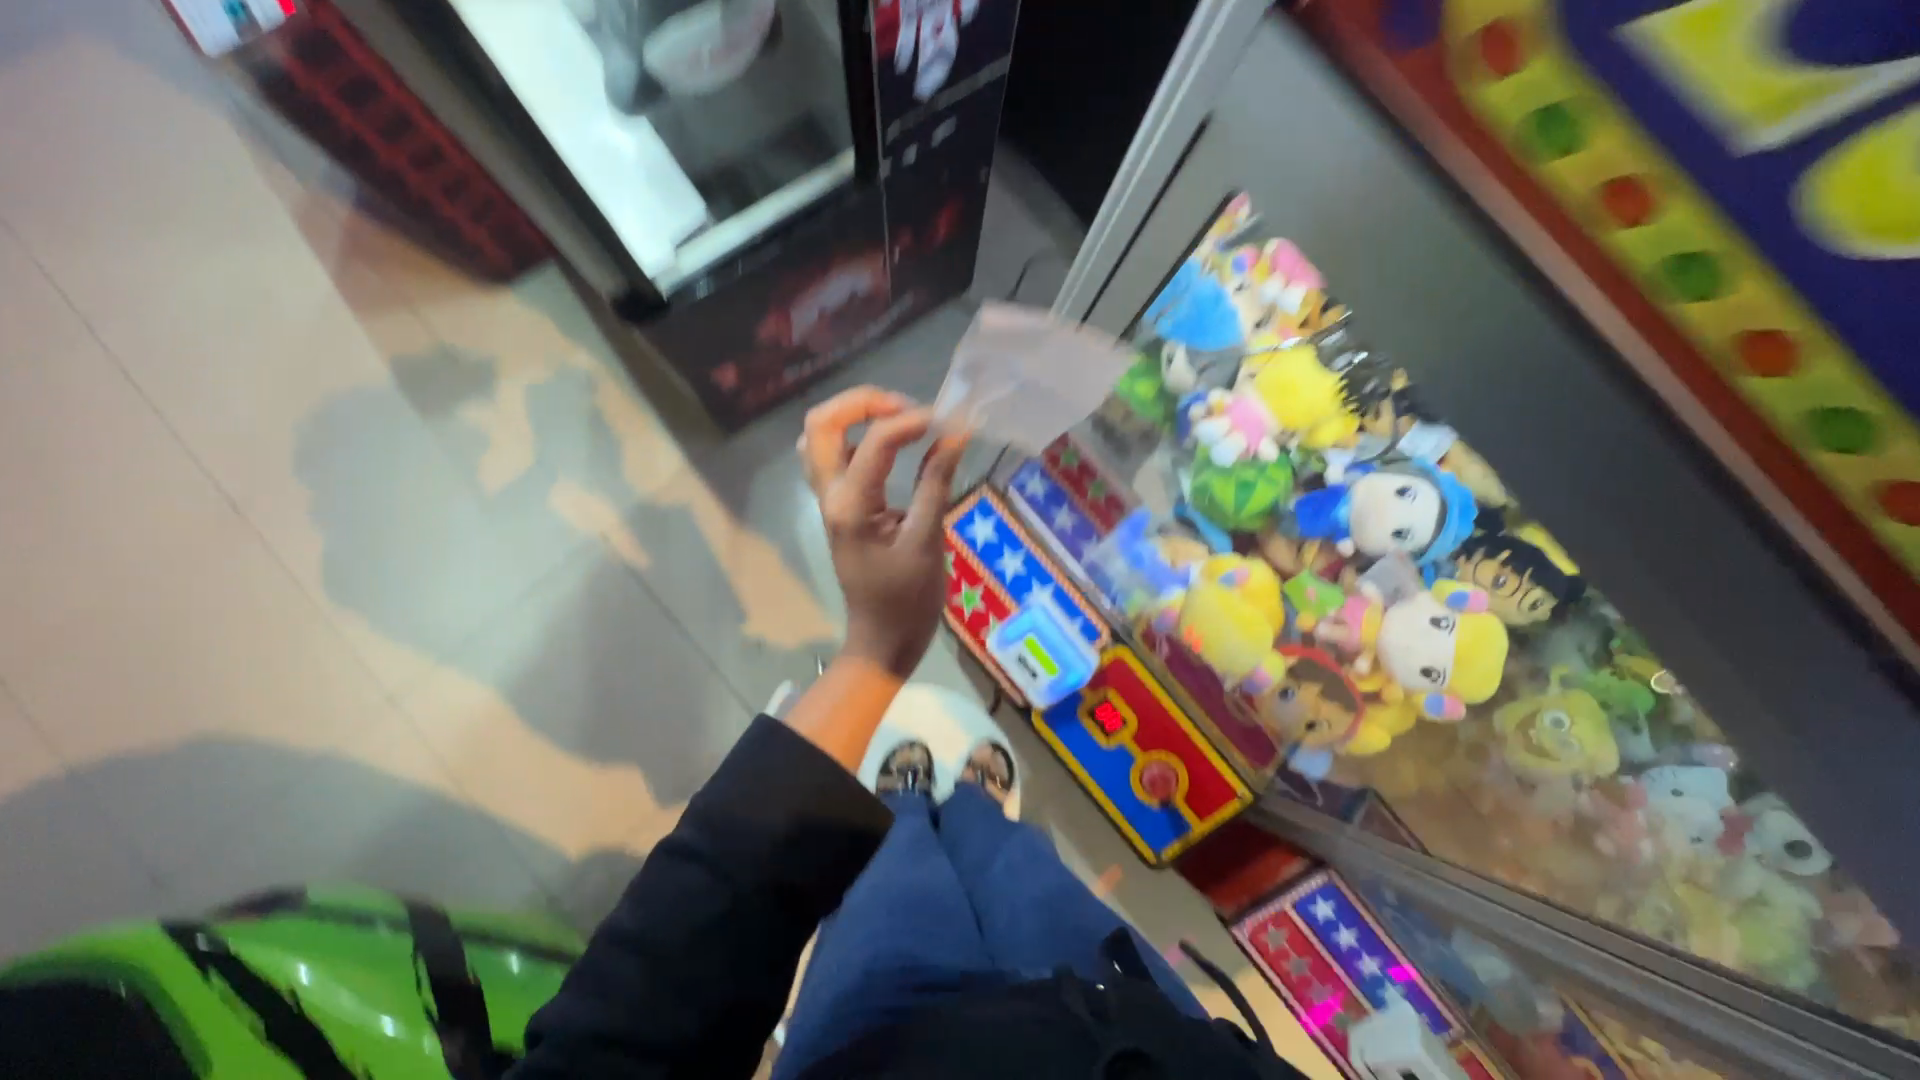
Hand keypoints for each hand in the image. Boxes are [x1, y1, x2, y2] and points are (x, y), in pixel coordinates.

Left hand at [801, 386, 968, 678]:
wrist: (883, 640)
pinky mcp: (839, 506)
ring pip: (822, 437)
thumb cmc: (908, 599)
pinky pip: (833, 456)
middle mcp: (829, 496)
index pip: (875, 441)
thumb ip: (936, 481)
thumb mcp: (928, 540)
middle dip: (864, 403)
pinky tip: (890, 444)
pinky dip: (857, 437)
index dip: (913, 421)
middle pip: (822, 424)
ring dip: (855, 417)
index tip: (951, 421)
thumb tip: (956, 432)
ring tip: (900, 420)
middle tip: (909, 410)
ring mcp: (829, 500)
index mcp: (850, 506)